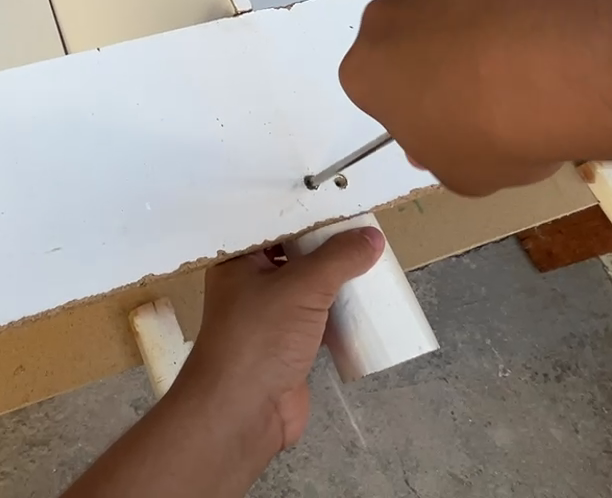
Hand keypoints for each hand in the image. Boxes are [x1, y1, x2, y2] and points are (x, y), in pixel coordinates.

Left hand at [168, 227, 384, 454]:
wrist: (243, 411)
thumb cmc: (260, 337)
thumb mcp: (301, 287)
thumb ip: (338, 259)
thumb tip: (372, 236)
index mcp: (239, 259)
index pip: (273, 224)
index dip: (304, 214)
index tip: (339, 202)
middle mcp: (249, 281)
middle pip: (292, 254)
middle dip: (325, 247)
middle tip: (361, 231)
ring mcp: (268, 314)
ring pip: (306, 287)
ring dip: (333, 280)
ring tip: (368, 260)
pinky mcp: (287, 343)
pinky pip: (316, 318)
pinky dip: (336, 312)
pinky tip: (362, 303)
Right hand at [339, 0, 566, 195]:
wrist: (561, 59)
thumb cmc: (494, 129)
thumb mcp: (463, 172)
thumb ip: (442, 153)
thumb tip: (445, 138)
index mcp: (367, 70)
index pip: (380, 91)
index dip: (418, 110)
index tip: (456, 125)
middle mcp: (389, 15)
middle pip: (409, 40)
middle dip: (442, 62)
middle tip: (493, 94)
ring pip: (454, 6)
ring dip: (482, 29)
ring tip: (536, 64)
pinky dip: (520, 4)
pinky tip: (557, 32)